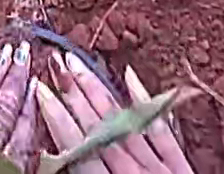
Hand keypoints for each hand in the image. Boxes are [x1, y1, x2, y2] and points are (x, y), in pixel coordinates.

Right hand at [34, 52, 194, 173]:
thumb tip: (54, 160)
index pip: (79, 150)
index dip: (58, 118)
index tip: (40, 89)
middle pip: (98, 127)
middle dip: (74, 92)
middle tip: (56, 61)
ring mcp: (160, 168)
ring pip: (122, 121)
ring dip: (98, 89)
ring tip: (78, 61)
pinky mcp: (182, 168)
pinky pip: (162, 129)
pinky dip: (145, 101)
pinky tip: (129, 74)